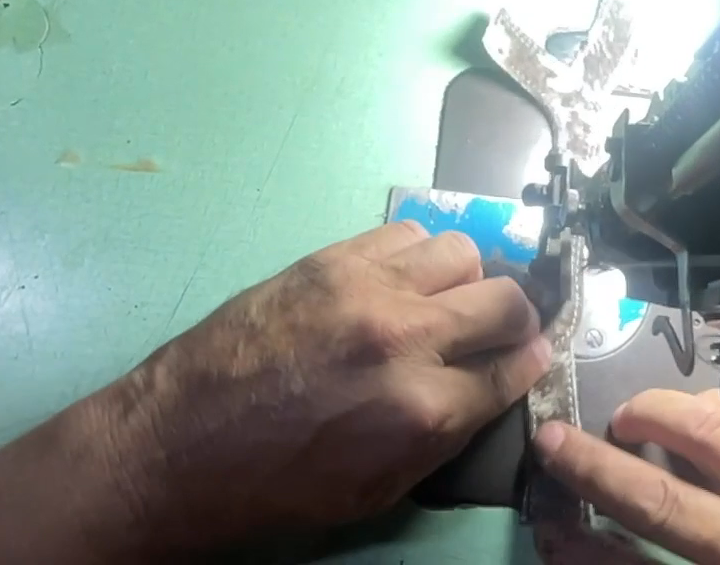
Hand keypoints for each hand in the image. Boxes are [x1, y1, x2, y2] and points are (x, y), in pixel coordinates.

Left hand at [108, 220, 552, 552]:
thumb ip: (450, 432)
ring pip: (462, 251)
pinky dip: (419, 255)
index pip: (513, 368)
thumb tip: (500, 379)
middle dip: (518, 315)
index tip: (535, 351)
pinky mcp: (334, 256)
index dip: (531, 359)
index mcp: (423, 411)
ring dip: (468, 278)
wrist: (184, 439)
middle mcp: (409, 337)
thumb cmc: (283, 480)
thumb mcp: (379, 488)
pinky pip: (409, 231)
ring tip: (446, 298)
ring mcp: (370, 286)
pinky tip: (402, 278)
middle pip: (504, 300)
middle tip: (503, 325)